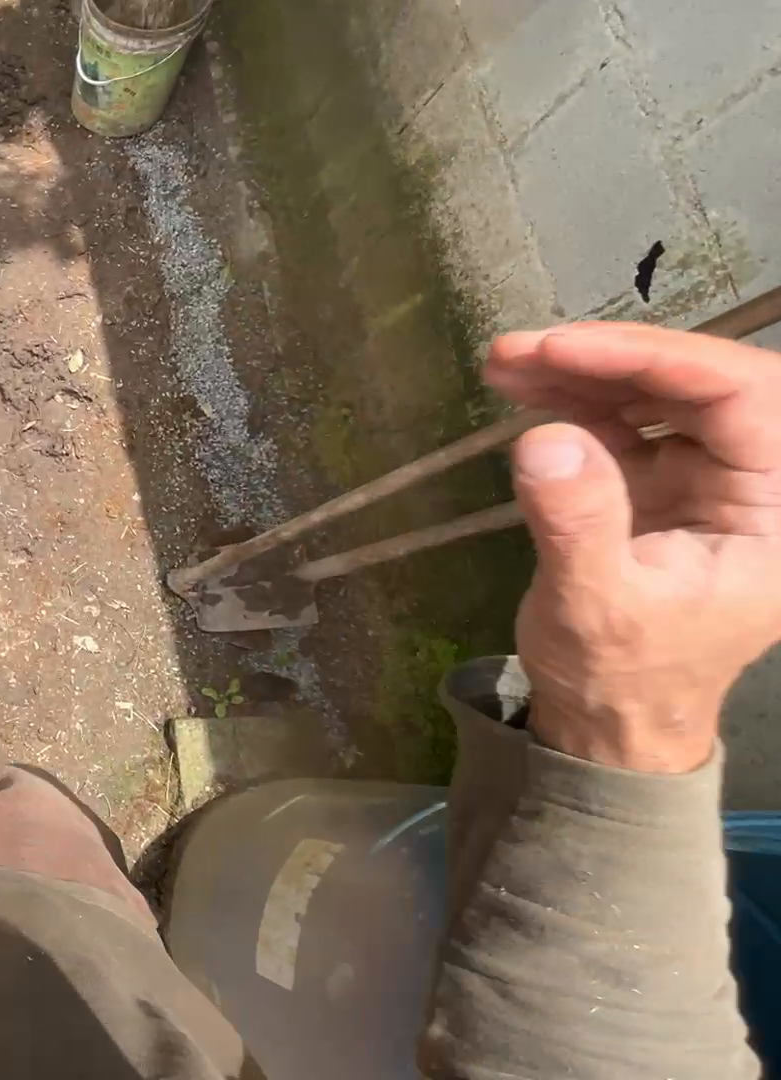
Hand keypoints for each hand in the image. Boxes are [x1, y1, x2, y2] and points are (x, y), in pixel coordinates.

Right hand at [486, 322, 780, 772]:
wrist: (608, 707)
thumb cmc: (618, 666)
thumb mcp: (593, 599)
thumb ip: (578, 520)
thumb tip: (542, 438)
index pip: (744, 398)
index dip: (652, 360)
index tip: (557, 349)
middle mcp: (764, 478)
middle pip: (705, 384)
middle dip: (612, 357)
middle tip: (519, 349)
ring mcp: (711, 478)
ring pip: (661, 396)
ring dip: (583, 373)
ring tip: (504, 362)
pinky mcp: (658, 483)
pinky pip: (623, 423)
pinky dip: (570, 401)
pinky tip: (521, 388)